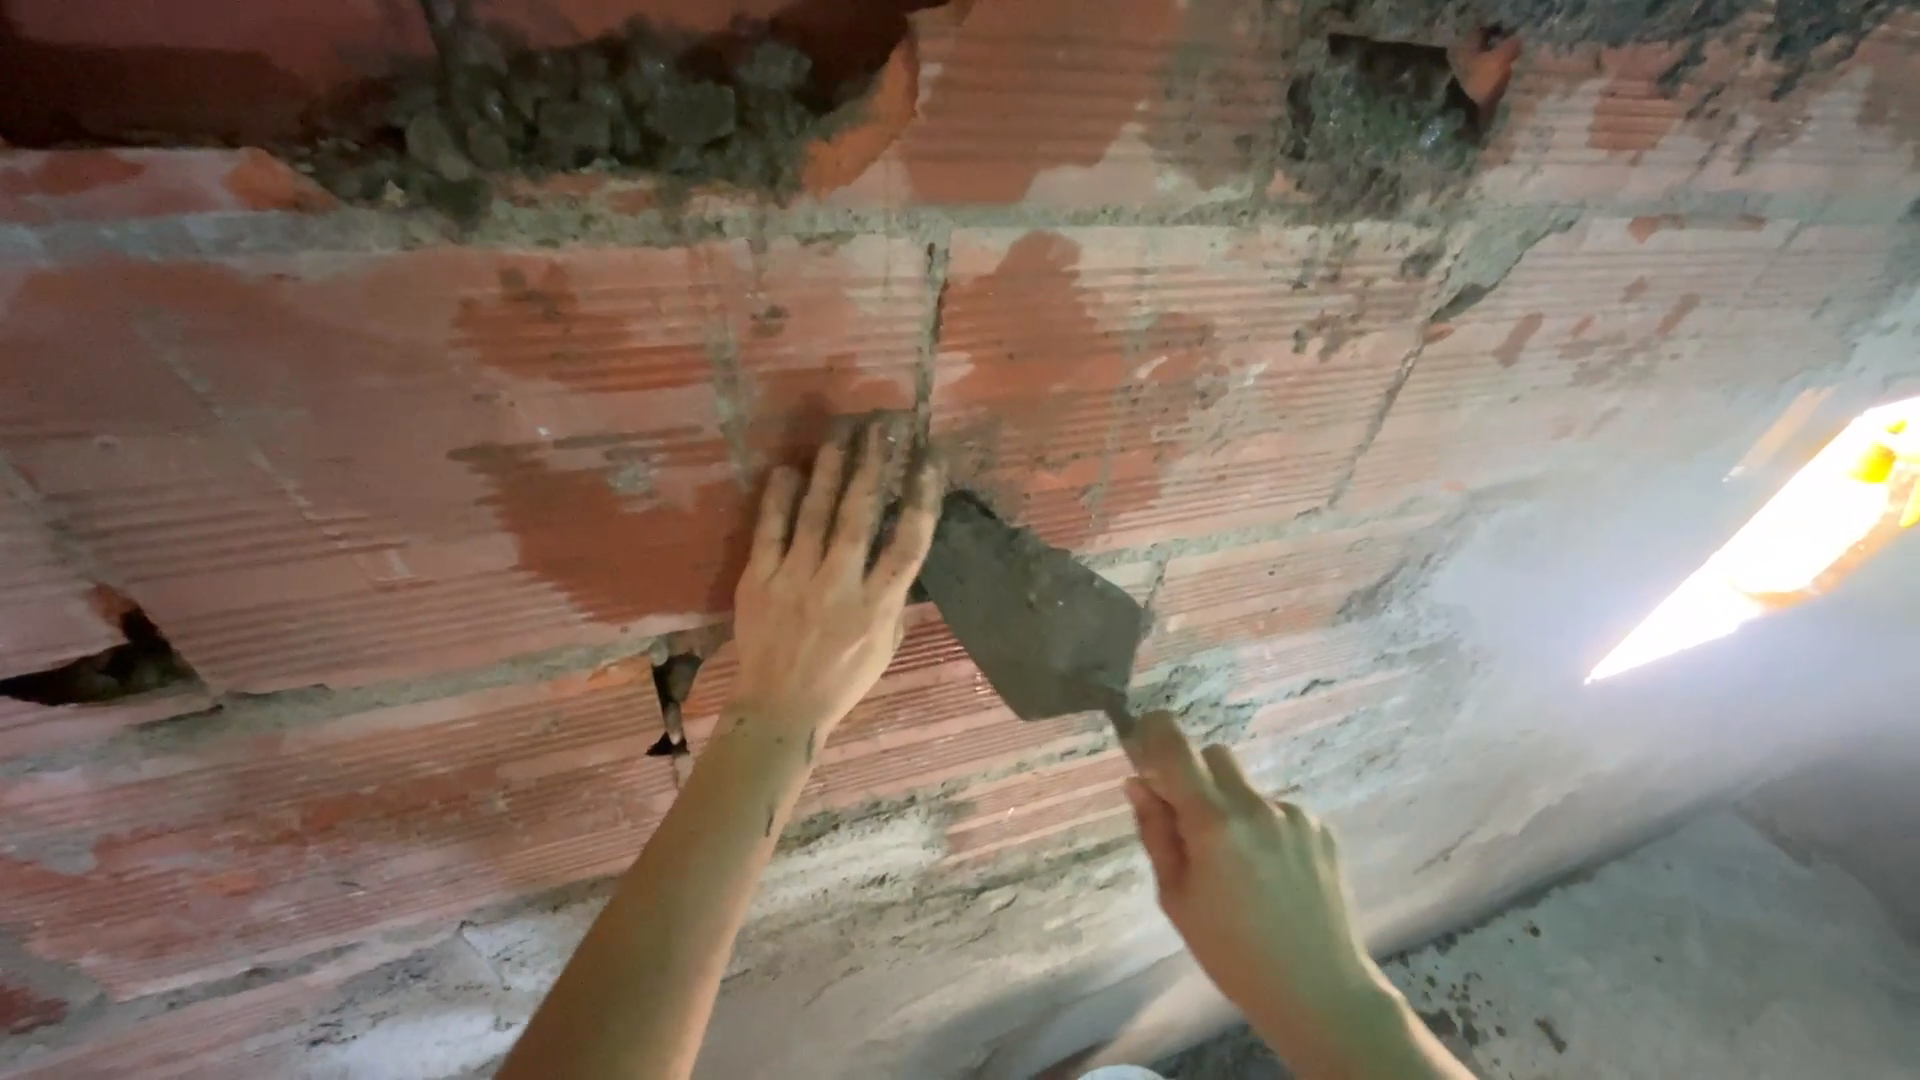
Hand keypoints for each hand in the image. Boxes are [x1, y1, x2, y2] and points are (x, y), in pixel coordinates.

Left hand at [727, 419, 941, 740]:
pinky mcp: (760, 580)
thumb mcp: (885, 648)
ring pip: (817, 514)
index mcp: (878, 606)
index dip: (922, 497)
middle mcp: (841, 585)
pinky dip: (778, 498)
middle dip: (873, 466)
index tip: (929, 459)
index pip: (909, 543)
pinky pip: (769, 530)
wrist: (780, 708)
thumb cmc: (841, 680)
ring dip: (830, 470)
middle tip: (880, 426)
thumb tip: (910, 561)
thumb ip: (897, 603)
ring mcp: (796, 579)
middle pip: (861, 515)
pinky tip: (787, 469)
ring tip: (840, 434)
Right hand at [1124, 713, 1380, 1028]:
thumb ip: (1155, 832)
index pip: (1176, 746)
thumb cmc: (1231, 952)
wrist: (1320, 992)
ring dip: (1231, 806)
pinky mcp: (1321, 828)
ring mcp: (1295, 815)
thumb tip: (1137, 783)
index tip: (1144, 741)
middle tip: (1189, 819)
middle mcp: (1256, 806)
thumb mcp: (1175, 897)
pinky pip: (1277, 811)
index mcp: (1213, 823)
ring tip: (1238, 864)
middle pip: (1214, 755)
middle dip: (1194, 774)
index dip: (1154, 731)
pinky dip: (1263, 828)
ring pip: (1246, 787)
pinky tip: (1270, 874)